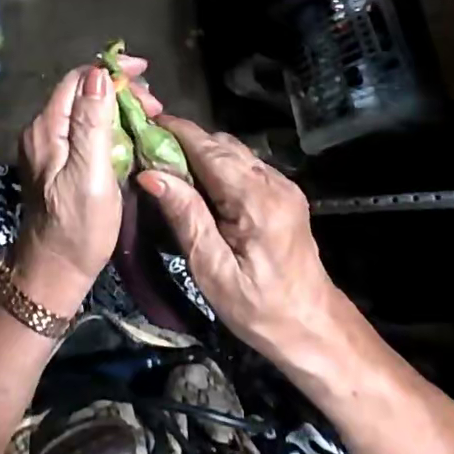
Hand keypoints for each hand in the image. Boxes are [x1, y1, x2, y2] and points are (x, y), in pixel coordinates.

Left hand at [13, 58, 160, 313]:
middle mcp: (42, 130)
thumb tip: (99, 74)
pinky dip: (109, 125)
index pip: (78, 79)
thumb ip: (92, 122)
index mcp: (47, 127)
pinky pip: (84, 129)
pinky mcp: (57, 162)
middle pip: (82, 92)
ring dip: (117, 107)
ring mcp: (48, 147)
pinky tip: (130, 135)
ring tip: (149, 118)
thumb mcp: (91, 172)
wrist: (55, 267)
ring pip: (84, 110)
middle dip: (118, 89)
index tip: (144, 73)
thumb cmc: (78, 224)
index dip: (111, 70)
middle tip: (154, 107)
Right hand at [136, 117, 339, 361]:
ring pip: (231, 151)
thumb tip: (150, 174)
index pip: (208, 148)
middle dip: (180, 140)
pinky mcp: (282, 193)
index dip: (172, 131)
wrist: (315, 330)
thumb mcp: (212, 270)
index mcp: (256, 200)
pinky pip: (241, 164)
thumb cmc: (259, 310)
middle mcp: (273, 182)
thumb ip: (185, 216)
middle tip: (143, 150)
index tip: (139, 122)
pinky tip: (195, 184)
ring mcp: (281, 185)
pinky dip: (213, 164)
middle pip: (219, 143)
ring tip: (163, 166)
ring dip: (197, 151)